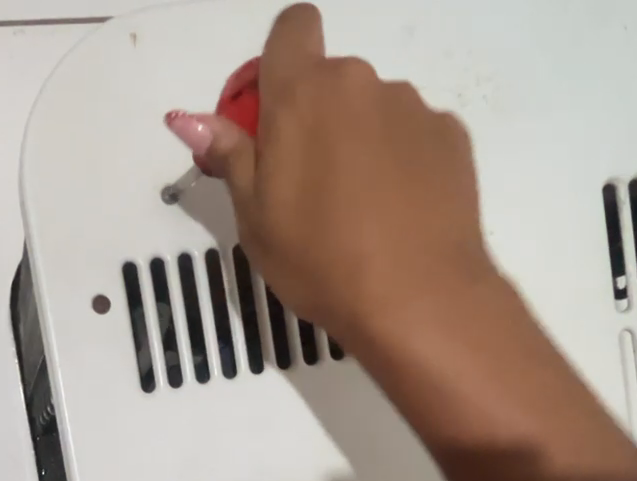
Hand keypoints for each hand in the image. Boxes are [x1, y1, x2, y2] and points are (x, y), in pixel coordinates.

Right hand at [166, 3, 497, 350]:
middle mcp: (361, 83)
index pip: (291, 28)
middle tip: (304, 189)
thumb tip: (186, 117)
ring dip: (356, 143)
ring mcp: (412, 107)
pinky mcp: (450, 135)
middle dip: (313, 119)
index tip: (272, 116)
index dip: (279, 62)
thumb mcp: (253, 218)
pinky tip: (392, 215)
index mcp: (302, 96)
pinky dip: (397, 163)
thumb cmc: (316, 259)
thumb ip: (228, 156)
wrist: (415, 296)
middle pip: (330, 81)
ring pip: (371, 111)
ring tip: (354, 212)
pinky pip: (410, 136)